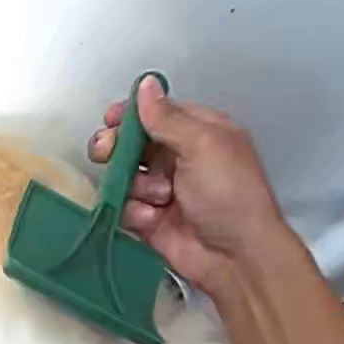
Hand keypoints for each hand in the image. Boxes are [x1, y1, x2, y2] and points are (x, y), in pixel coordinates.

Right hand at [88, 76, 294, 295]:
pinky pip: (128, 210)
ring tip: (158, 198)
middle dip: (119, 148)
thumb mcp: (203, 144)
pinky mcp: (153, 224)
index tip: (110, 119)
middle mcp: (180, 161)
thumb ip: (168, 118)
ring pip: (128, 179)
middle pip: (136, 146)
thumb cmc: (230, 195)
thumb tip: (145, 86)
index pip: (157, 115)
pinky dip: (135, 213)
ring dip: (134, 185)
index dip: (131, 115)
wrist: (237, 257)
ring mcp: (165, 194)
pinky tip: (151, 219)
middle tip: (107, 152)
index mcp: (198, 133)